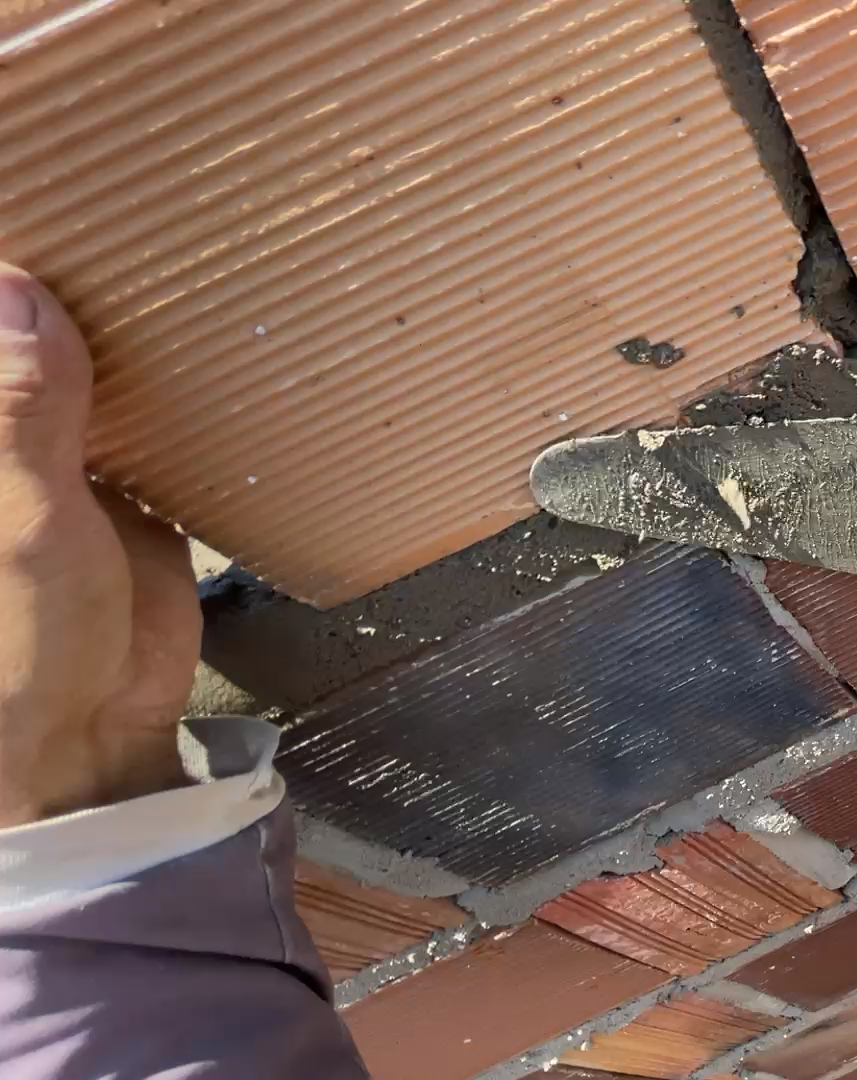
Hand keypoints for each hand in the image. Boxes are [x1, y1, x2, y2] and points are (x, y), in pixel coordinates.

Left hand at [0, 265, 199, 826]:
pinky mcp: (113, 488)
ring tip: (166, 261)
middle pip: (15, 336)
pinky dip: (170, 388)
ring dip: (115, 324)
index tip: (40, 180)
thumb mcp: (11, 520)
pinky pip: (139, 420)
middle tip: (119, 214)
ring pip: (76, 367)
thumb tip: (14, 281)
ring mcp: (45, 456)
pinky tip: (208, 351)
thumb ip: (18, 410)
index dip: (4, 272)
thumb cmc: (7, 636)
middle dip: (52, 282)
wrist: (78, 727)